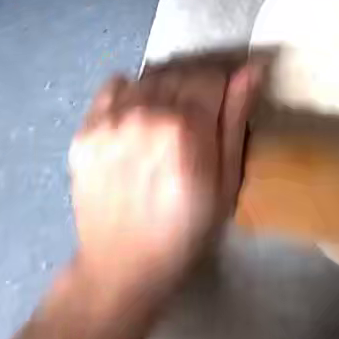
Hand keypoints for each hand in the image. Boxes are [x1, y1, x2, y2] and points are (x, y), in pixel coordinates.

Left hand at [19, 54, 269, 338]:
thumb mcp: (227, 180)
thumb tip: (252, 69)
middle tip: (196, 124)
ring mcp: (112, 119)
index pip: (213, 76)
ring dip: (164, 90)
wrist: (121, 270)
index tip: (221, 113)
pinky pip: (115, 84)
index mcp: (186, 125)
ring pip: (151, 76)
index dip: (222, 92)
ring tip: (165, 123)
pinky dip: (130, 92)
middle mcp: (146, 113)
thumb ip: (236, 118)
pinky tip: (137, 117)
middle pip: (182, 72)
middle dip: (195, 90)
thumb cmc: (185, 227)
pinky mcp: (86, 128)